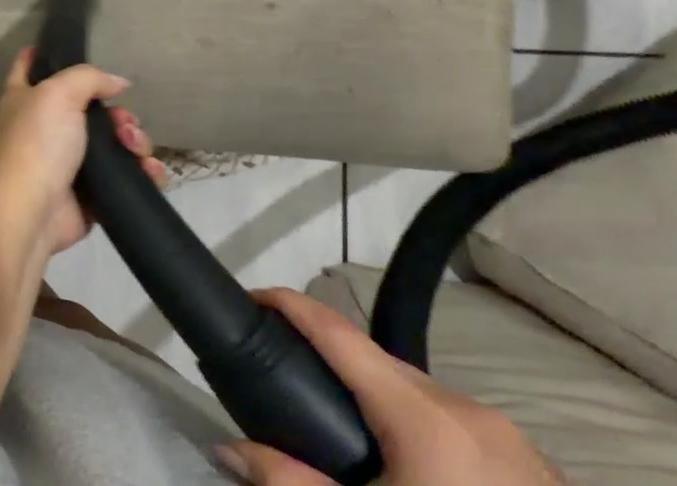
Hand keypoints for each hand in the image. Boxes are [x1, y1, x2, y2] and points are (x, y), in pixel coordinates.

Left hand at [0, 48, 165, 250]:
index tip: (68, 48)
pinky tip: (150, 171)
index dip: (42, 54)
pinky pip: (126, 174)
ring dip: (134, 140)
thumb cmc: (38, 142)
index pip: (28, 66)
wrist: (34, 209)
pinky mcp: (91, 190)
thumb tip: (117, 82)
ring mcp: (68, 160)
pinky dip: (142, 171)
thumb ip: (88, 78)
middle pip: (90, 107)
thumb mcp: (58, 94)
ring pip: (113, 141)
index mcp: (24, 98)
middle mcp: (44, 126)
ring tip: (134, 149)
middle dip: (118, 112)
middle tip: (123, 124)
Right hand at [217, 289, 562, 484]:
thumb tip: (227, 447)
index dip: (291, 305)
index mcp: (424, 418)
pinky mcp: (535, 463)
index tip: (251, 295)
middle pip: (380, 362)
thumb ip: (291, 480)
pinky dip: (416, 423)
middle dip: (329, 358)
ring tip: (341, 426)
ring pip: (420, 392)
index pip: (340, 334)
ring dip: (376, 395)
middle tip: (283, 375)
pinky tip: (406, 459)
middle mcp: (468, 411)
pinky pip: (456, 422)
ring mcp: (511, 437)